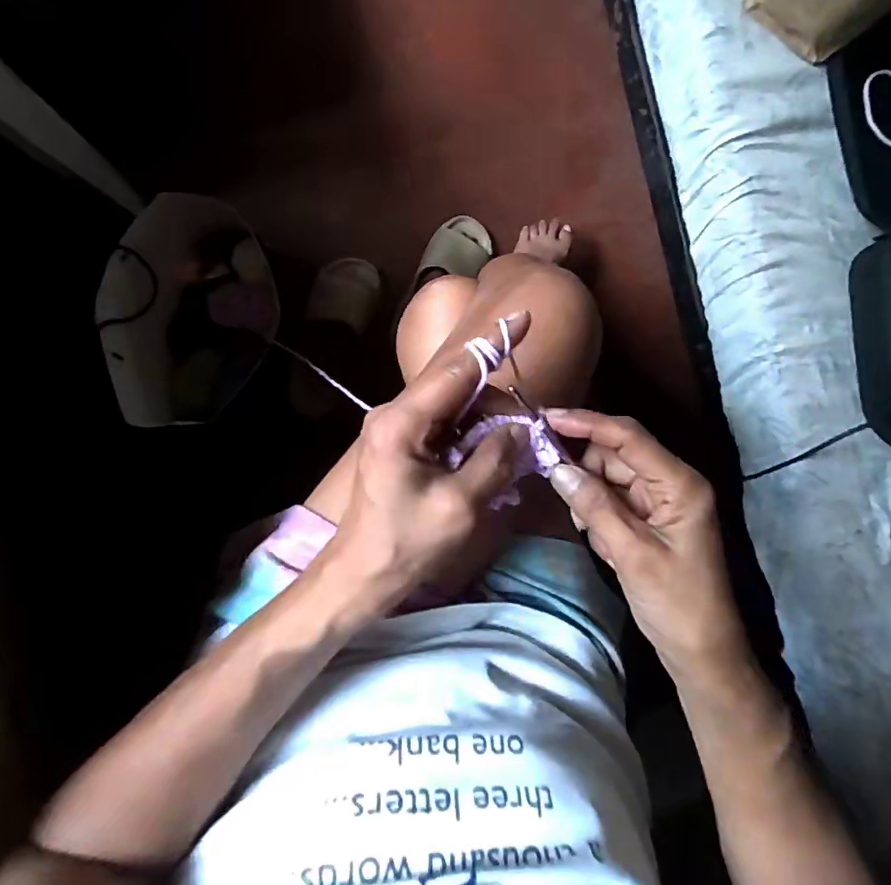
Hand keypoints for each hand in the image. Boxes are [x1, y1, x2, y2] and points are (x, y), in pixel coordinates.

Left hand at [311, 312, 531, 618]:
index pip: (455, 370)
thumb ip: (494, 458)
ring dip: (486, 423)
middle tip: (529, 435)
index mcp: (401, 421)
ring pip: (454, 407)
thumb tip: (520, 428)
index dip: (492, 343)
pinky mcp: (401, 443)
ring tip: (513, 454)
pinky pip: (444, 426)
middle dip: (497, 404)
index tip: (523, 317)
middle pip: (457, 388)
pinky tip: (490, 458)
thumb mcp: (460, 505)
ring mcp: (395, 427)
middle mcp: (393, 414)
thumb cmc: (406, 544)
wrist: (361, 573)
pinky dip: (471, 436)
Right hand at [544, 409, 748, 675]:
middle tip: (551, 481)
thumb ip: (594, 505)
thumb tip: (557, 467)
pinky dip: (596, 513)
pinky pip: (610, 498)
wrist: (701, 652)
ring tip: (590, 532)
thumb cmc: (675, 603)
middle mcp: (671, 482)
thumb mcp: (630, 553)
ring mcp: (659, 500)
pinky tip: (601, 542)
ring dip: (589, 496)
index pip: (627, 436)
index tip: (546, 417)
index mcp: (679, 483)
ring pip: (607, 475)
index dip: (586, 422)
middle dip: (583, 466)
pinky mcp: (648, 517)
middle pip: (614, 453)